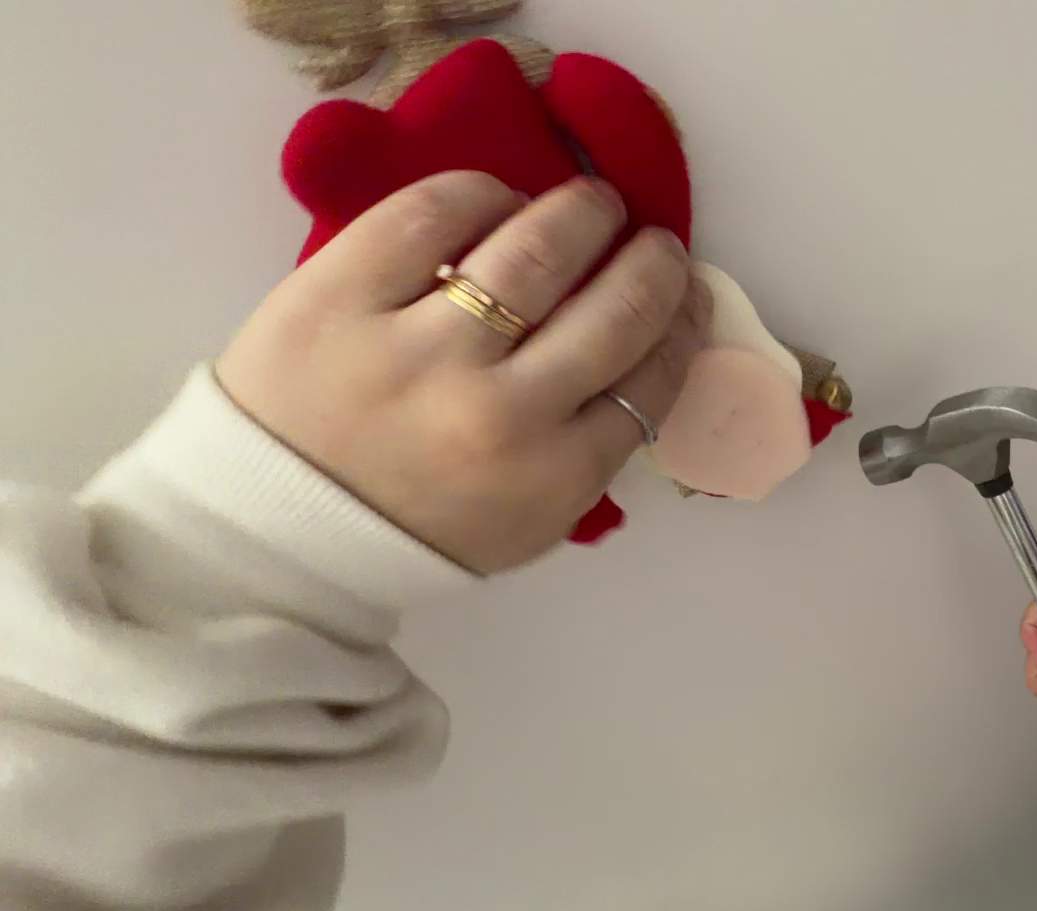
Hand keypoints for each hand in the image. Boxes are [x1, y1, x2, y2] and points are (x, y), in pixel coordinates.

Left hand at [215, 171, 694, 572]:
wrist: (286, 531)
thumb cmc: (435, 528)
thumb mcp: (546, 517)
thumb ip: (601, 448)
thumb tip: (646, 358)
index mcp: (559, 470)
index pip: (651, 379)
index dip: (685, 326)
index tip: (693, 296)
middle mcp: (503, 410)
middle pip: (613, 313)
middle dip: (655, 266)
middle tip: (661, 243)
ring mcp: (419, 349)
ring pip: (533, 255)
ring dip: (585, 216)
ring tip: (598, 203)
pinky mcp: (336, 297)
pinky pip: (425, 219)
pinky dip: (481, 196)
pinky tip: (504, 202)